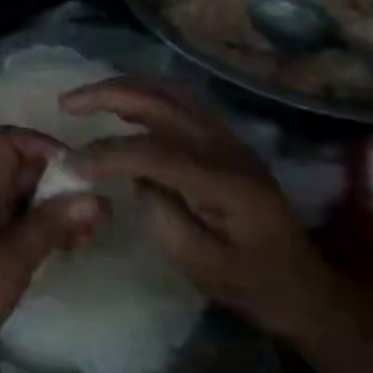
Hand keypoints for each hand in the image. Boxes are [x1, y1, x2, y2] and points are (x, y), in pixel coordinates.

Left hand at [0, 126, 107, 366]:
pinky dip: (46, 226)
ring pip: (26, 196)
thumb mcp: (16, 256)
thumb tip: (95, 197)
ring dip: (58, 208)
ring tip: (92, 232)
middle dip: (61, 182)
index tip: (76, 170)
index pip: (9, 140)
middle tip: (96, 208)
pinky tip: (73, 245)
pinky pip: (21, 219)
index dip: (43, 145)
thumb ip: (53, 222)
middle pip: (23, 168)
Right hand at [63, 79, 330, 336]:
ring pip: (171, 92)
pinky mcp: (224, 139)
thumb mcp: (204, 268)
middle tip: (67, 103)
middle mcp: (227, 147)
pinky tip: (122, 107)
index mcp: (225, 182)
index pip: (156, 152)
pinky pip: (180, 101)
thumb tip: (136, 178)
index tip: (72, 163)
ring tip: (88, 98)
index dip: (109, 153)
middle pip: (162, 102)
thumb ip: (164, 218)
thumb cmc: (254, 284)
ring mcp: (228, 138)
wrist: (305, 285)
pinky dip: (145, 95)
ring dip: (126, 88)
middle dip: (109, 95)